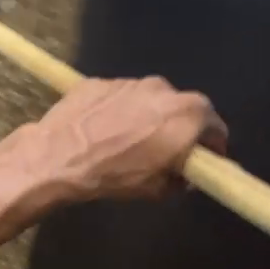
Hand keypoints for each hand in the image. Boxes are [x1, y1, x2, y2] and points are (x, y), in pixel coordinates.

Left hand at [31, 77, 226, 199]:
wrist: (57, 156)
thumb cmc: (115, 173)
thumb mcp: (160, 187)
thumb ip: (182, 177)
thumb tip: (183, 174)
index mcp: (188, 112)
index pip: (213, 126)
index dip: (209, 144)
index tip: (201, 158)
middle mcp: (161, 88)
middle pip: (179, 107)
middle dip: (175, 126)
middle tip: (162, 146)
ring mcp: (126, 81)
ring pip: (145, 98)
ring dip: (143, 114)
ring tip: (125, 136)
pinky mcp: (96, 82)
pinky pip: (114, 96)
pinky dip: (113, 108)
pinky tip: (99, 127)